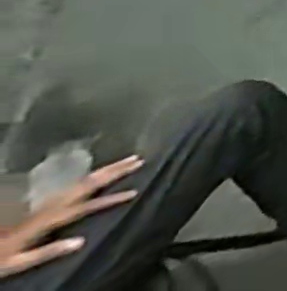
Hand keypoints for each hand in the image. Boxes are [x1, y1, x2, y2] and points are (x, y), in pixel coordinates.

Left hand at [0, 156, 141, 278]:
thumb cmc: (0, 257)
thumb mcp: (16, 261)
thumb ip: (47, 252)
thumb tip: (81, 241)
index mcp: (49, 219)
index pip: (87, 206)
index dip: (111, 199)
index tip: (135, 192)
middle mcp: (51, 206)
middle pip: (88, 185)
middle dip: (114, 172)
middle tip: (139, 159)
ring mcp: (47, 201)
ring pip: (82, 181)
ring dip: (107, 169)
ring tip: (128, 159)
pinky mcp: (43, 201)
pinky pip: (72, 183)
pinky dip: (90, 173)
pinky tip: (98, 170)